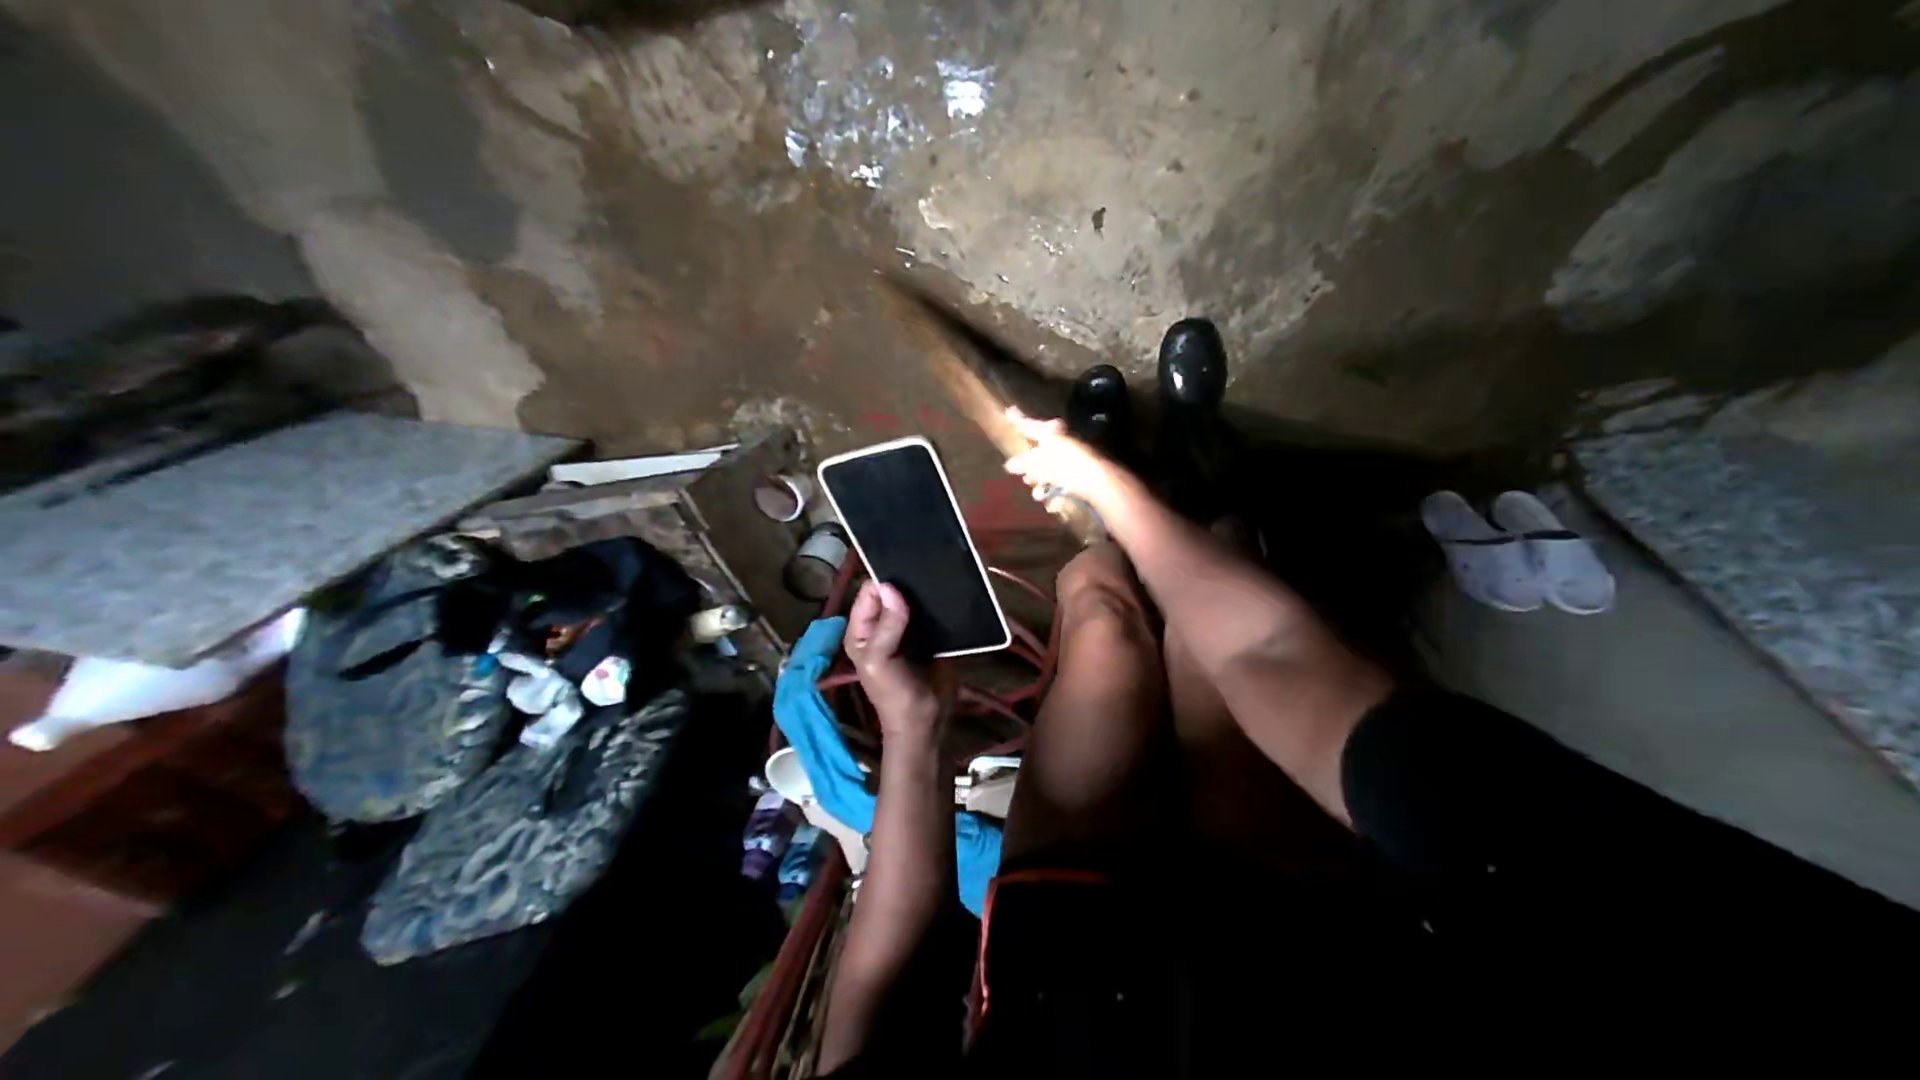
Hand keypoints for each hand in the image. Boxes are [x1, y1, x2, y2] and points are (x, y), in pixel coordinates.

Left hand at [844, 581, 946, 740]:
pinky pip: (934, 612)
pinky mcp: (932, 634)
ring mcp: (908, 628)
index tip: (906, 568)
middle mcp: (883, 624)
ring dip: (925, 590)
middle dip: (906, 582)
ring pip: (915, 599)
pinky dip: (940, 603)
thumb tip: (890, 587)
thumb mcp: (881, 661)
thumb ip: (886, 626)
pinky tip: (952, 592)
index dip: (883, 580)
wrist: (927, 721)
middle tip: (927, 569)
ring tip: (941, 576)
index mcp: (862, 629)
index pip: (869, 592)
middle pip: (893, 592)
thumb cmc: (894, 694)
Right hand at [1003, 407, 1125, 512]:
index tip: (1010, 411)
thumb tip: (1010, 465)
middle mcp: (1061, 443)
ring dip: (1041, 483)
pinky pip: (1060, 483)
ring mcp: (1071, 460)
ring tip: (1040, 493)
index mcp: (1050, 434)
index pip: (1029, 425)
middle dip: (1030, 466)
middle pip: (1040, 452)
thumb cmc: (1062, 466)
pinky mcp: (1079, 476)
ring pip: (1048, 471)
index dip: (1019, 419)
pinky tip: (1052, 501)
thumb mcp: (1035, 463)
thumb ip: (1021, 463)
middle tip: (1026, 476)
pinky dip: (1054, 492)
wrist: (1096, 481)